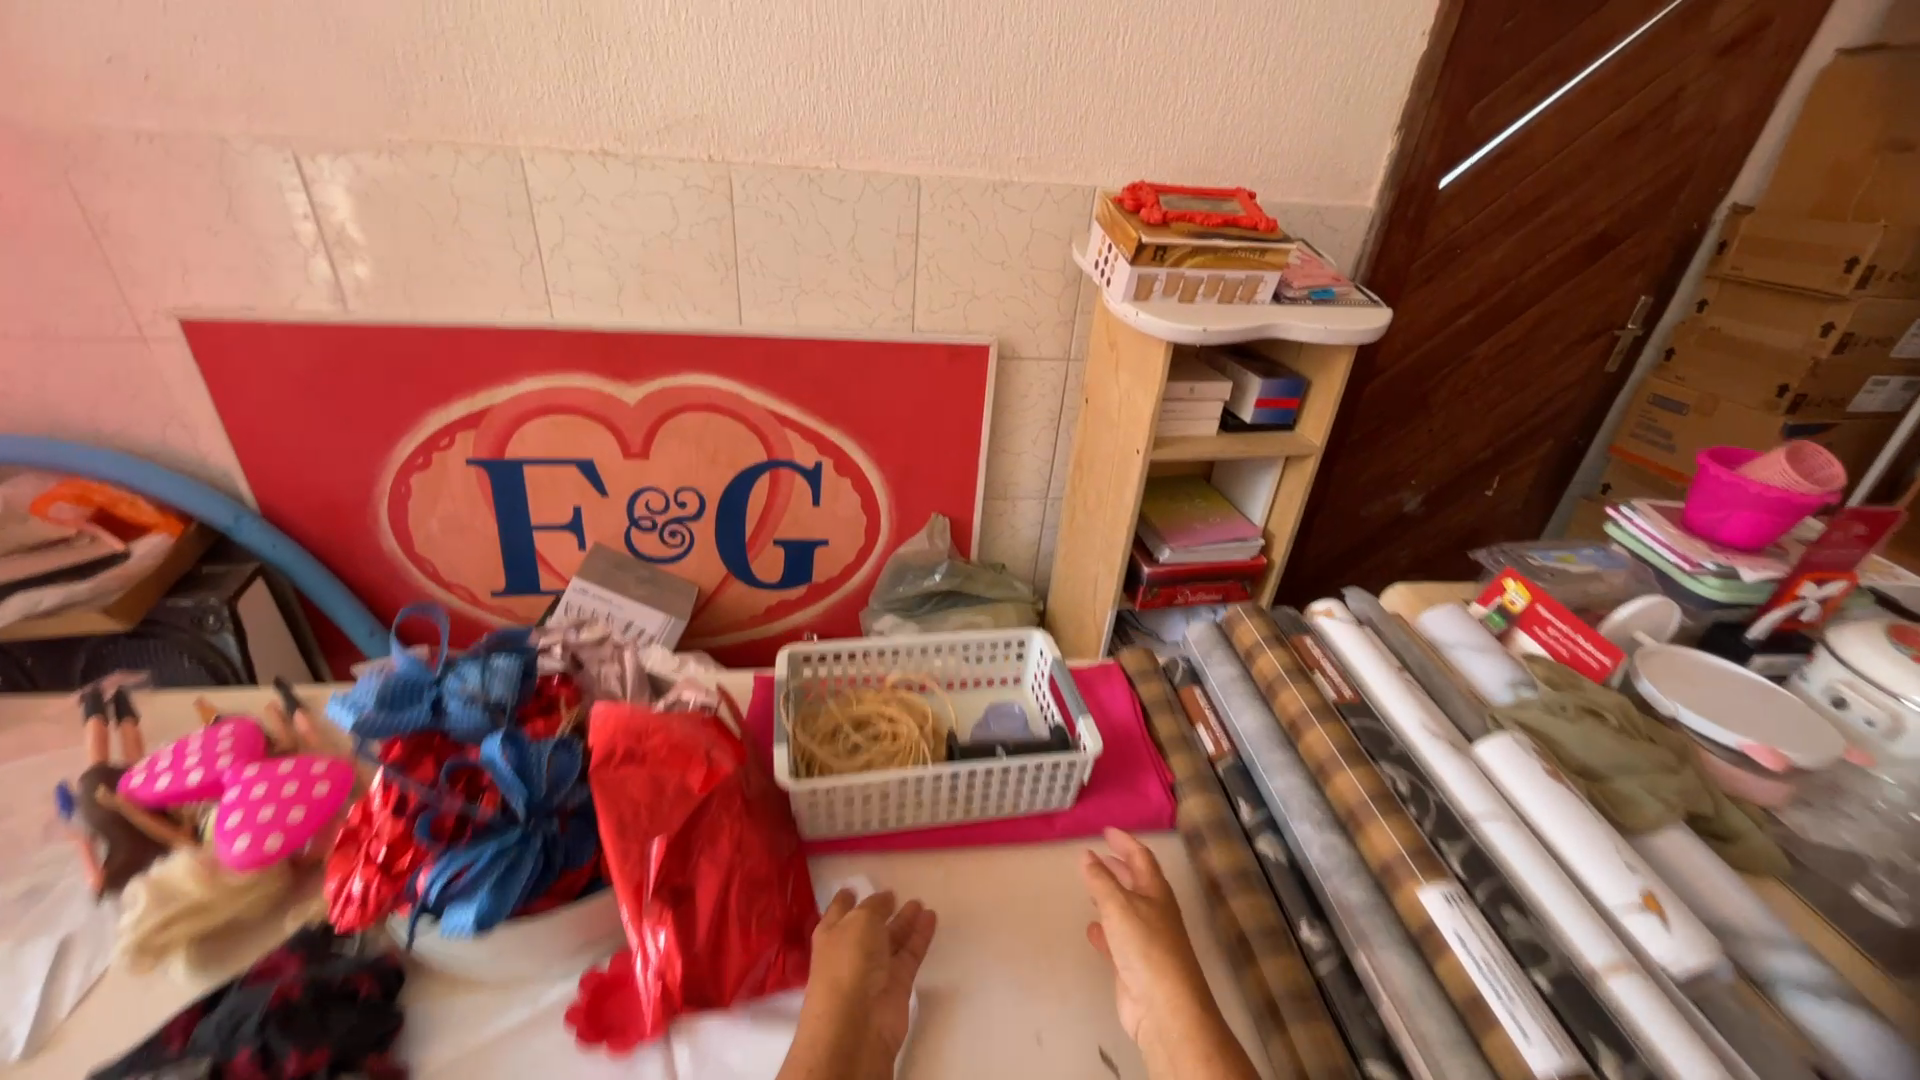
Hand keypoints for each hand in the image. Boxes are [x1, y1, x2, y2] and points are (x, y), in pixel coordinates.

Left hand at [782, 889, 936, 1079]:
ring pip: (892, 940)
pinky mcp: (897, 985)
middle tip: (897, 893)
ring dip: (905, 922)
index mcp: (832, 935)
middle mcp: (851, 952)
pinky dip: (920, 937)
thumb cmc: (848, 963)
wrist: (855, 1025)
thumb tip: (885, 898)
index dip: (846, 900)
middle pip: (868, 927)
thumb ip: (875, 906)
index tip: (854, 888)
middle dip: (881, 911)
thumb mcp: (859, 921)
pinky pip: (910, 955)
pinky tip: (931, 918)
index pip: (838, 912)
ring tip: (920, 902)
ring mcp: (874, 971)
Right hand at [1081, 828, 1212, 1042]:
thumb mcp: (1119, 906)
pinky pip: (1117, 939)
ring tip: (1090, 888)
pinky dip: (1104, 930)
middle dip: (1118, 867)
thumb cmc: (1146, 948)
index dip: (1125, 842)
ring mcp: (1147, 940)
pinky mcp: (1135, 965)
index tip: (1106, 830)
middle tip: (1098, 855)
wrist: (1165, 1008)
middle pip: (1136, 882)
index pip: (1141, 857)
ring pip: (1126, 910)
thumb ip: (1101, 880)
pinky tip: (1092, 930)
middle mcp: (1155, 912)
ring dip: (1109, 897)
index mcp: (1156, 892)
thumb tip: (1087, 854)